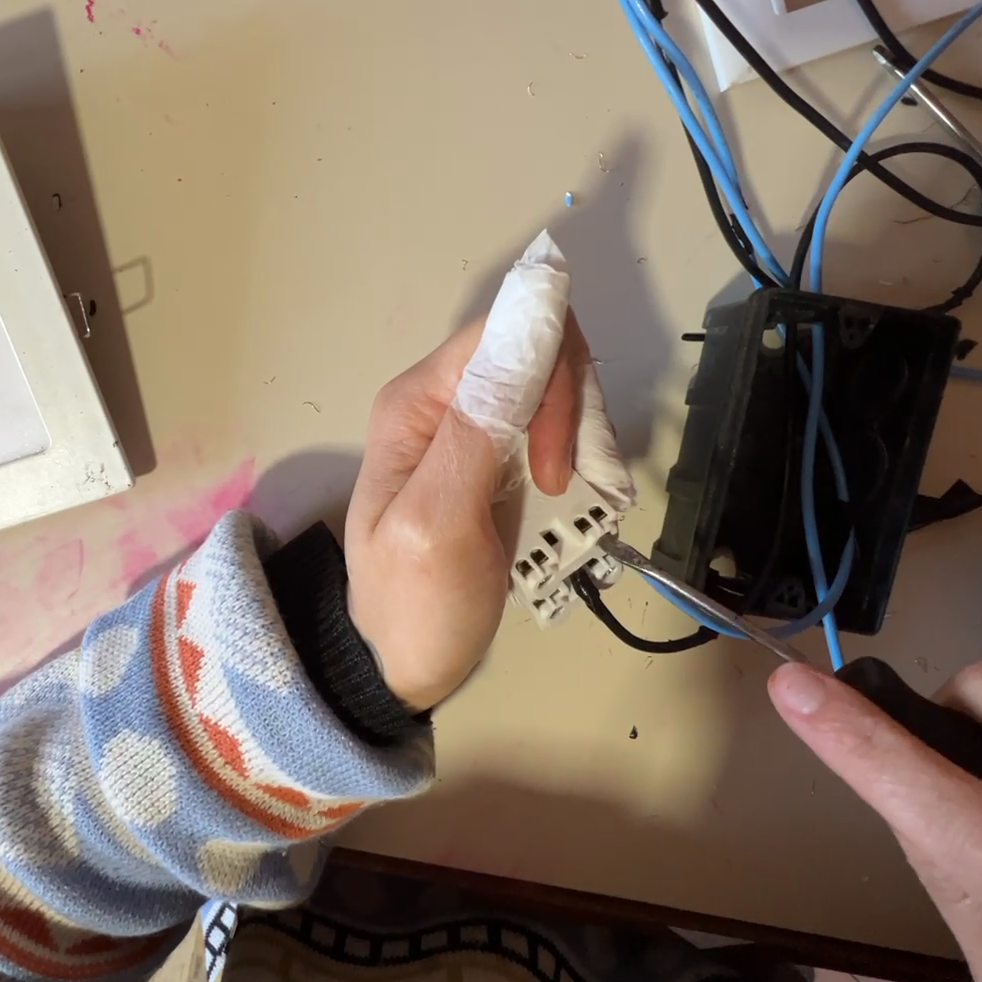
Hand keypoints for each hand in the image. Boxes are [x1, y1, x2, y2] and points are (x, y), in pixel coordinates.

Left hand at [343, 314, 595, 710]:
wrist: (403, 659)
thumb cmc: (415, 603)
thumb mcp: (439, 520)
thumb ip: (478, 425)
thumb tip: (527, 321)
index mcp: (415, 404)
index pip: (502, 334)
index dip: (551, 372)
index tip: (560, 452)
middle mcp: (437, 400)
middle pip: (532, 351)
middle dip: (570, 405)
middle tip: (571, 478)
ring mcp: (464, 424)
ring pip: (548, 382)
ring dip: (579, 428)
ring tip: (573, 489)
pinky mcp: (490, 451)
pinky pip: (547, 417)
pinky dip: (575, 445)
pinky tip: (573, 485)